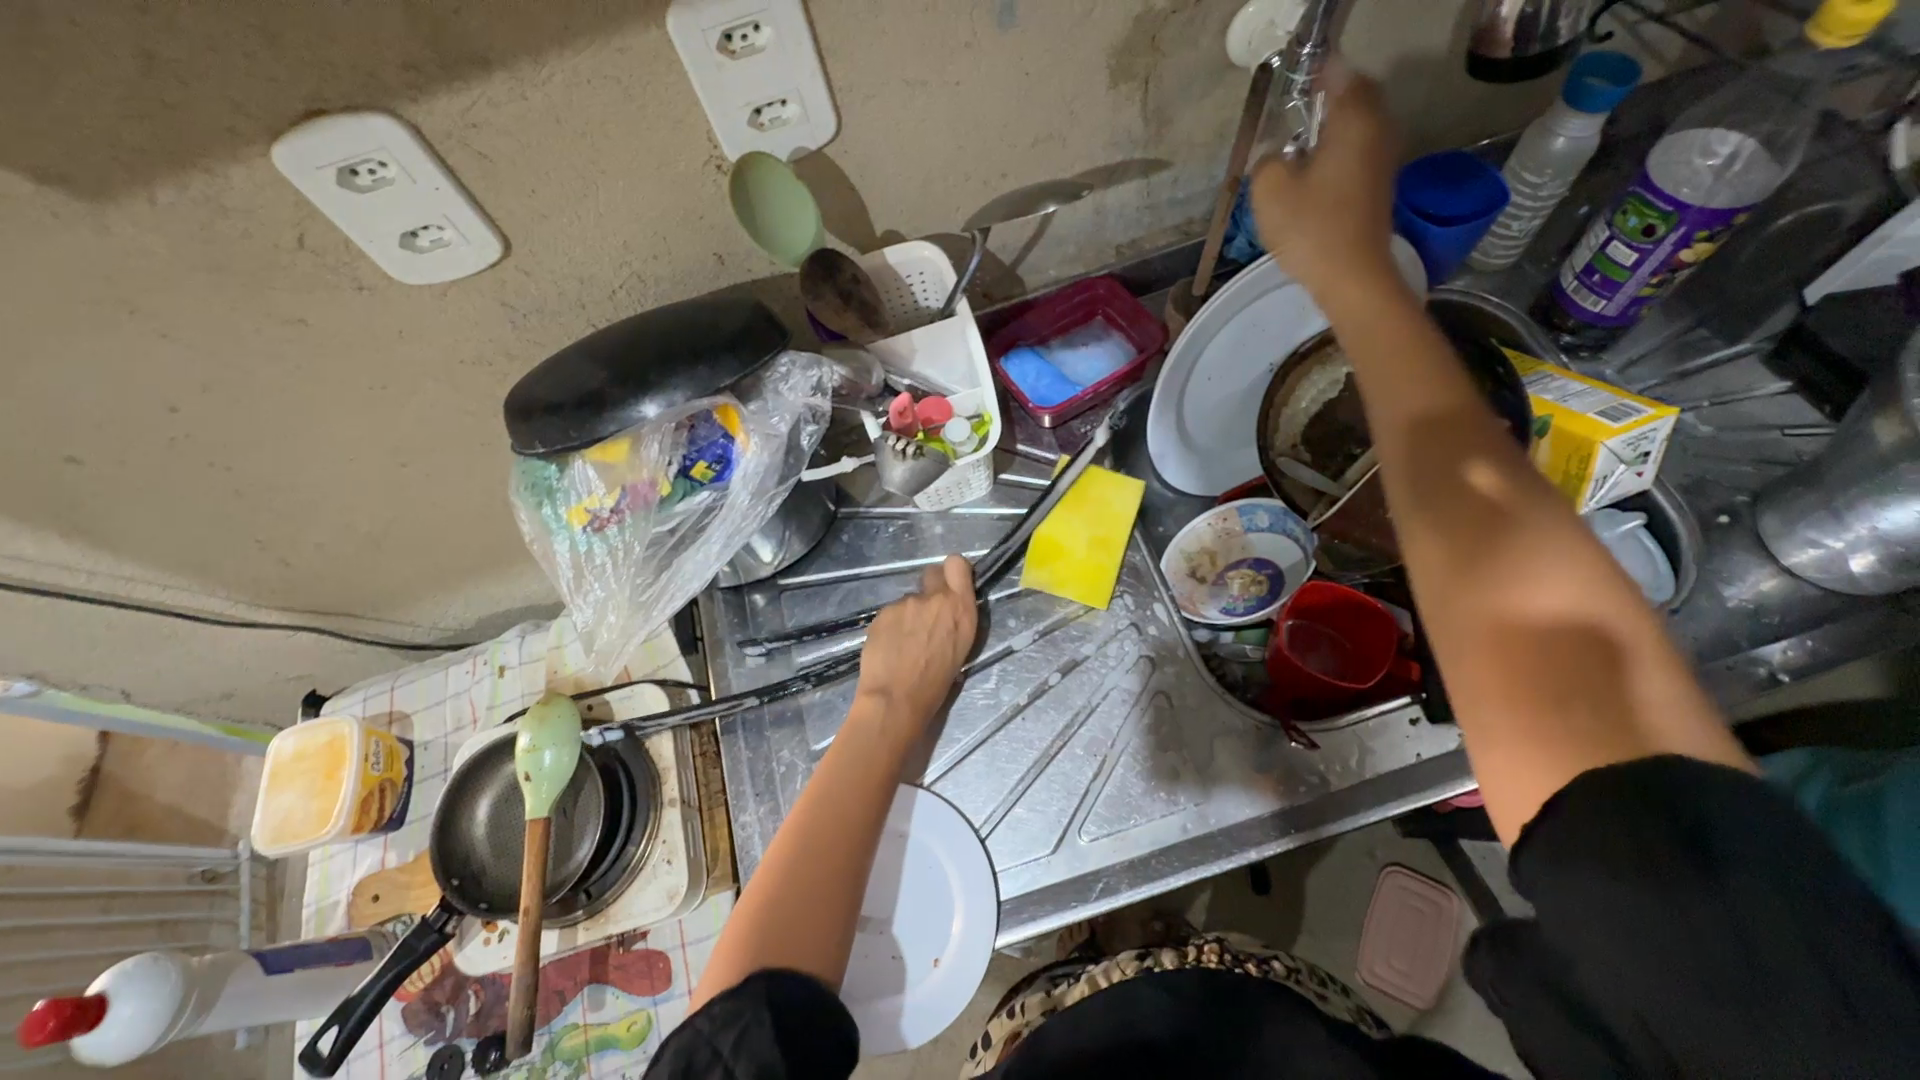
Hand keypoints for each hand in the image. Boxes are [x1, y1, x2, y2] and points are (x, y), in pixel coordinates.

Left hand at [854, 555, 977, 725]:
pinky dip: (891, 625)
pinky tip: (890, 646)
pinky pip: (891, 612)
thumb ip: (955, 621)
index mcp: (961, 609)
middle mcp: (936, 599)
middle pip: (932, 572)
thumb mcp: (961, 649)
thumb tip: (947, 615)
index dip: (953, 571)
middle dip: (931, 587)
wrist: (896, 697)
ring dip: (909, 613)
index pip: (958, 564)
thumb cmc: (936, 684)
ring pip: (909, 599)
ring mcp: (907, 603)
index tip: (950, 584)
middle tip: (926, 613)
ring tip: (904, 642)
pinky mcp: (884, 611)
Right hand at [1250, 64, 1402, 298]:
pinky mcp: (1379, 186)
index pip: (1339, 73)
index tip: (1289, 90)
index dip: (1314, 76)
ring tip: (1298, 146)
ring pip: (1358, 126)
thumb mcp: (1269, 190)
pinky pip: (1358, 152)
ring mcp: (1383, 159)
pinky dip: (1338, 153)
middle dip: (1326, 101)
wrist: (1352, 277)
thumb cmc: (1311, 229)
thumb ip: (1266, 160)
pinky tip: (1313, 175)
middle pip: (1354, 98)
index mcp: (1354, 119)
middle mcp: (1378, 129)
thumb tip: (1274, 155)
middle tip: (1291, 115)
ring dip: (1331, 129)